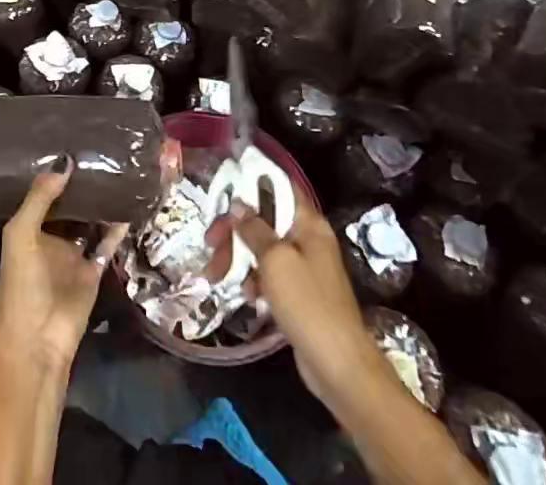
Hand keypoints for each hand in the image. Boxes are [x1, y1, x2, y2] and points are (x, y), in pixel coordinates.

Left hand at [0, 165, 126, 369]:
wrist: (39, 338)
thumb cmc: (23, 283)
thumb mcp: (21, 234)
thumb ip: (40, 198)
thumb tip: (66, 160)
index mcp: (28, 230)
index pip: (43, 195)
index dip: (56, 173)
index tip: (75, 145)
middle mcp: (52, 239)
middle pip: (70, 207)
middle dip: (83, 185)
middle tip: (105, 153)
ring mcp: (74, 255)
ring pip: (91, 222)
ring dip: (102, 203)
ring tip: (122, 172)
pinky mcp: (94, 270)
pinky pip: (108, 242)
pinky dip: (119, 226)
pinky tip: (133, 204)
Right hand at [231, 201, 392, 406]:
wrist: (336, 361)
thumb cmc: (307, 302)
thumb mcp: (276, 261)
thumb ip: (256, 229)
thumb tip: (240, 206)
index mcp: (310, 223)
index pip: (281, 189)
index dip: (253, 185)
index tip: (224, 192)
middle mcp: (309, 238)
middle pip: (266, 220)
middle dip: (236, 230)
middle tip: (209, 242)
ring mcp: (304, 266)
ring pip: (264, 249)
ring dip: (239, 257)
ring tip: (215, 275)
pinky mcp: (298, 292)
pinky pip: (270, 274)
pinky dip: (254, 279)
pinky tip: (244, 293)